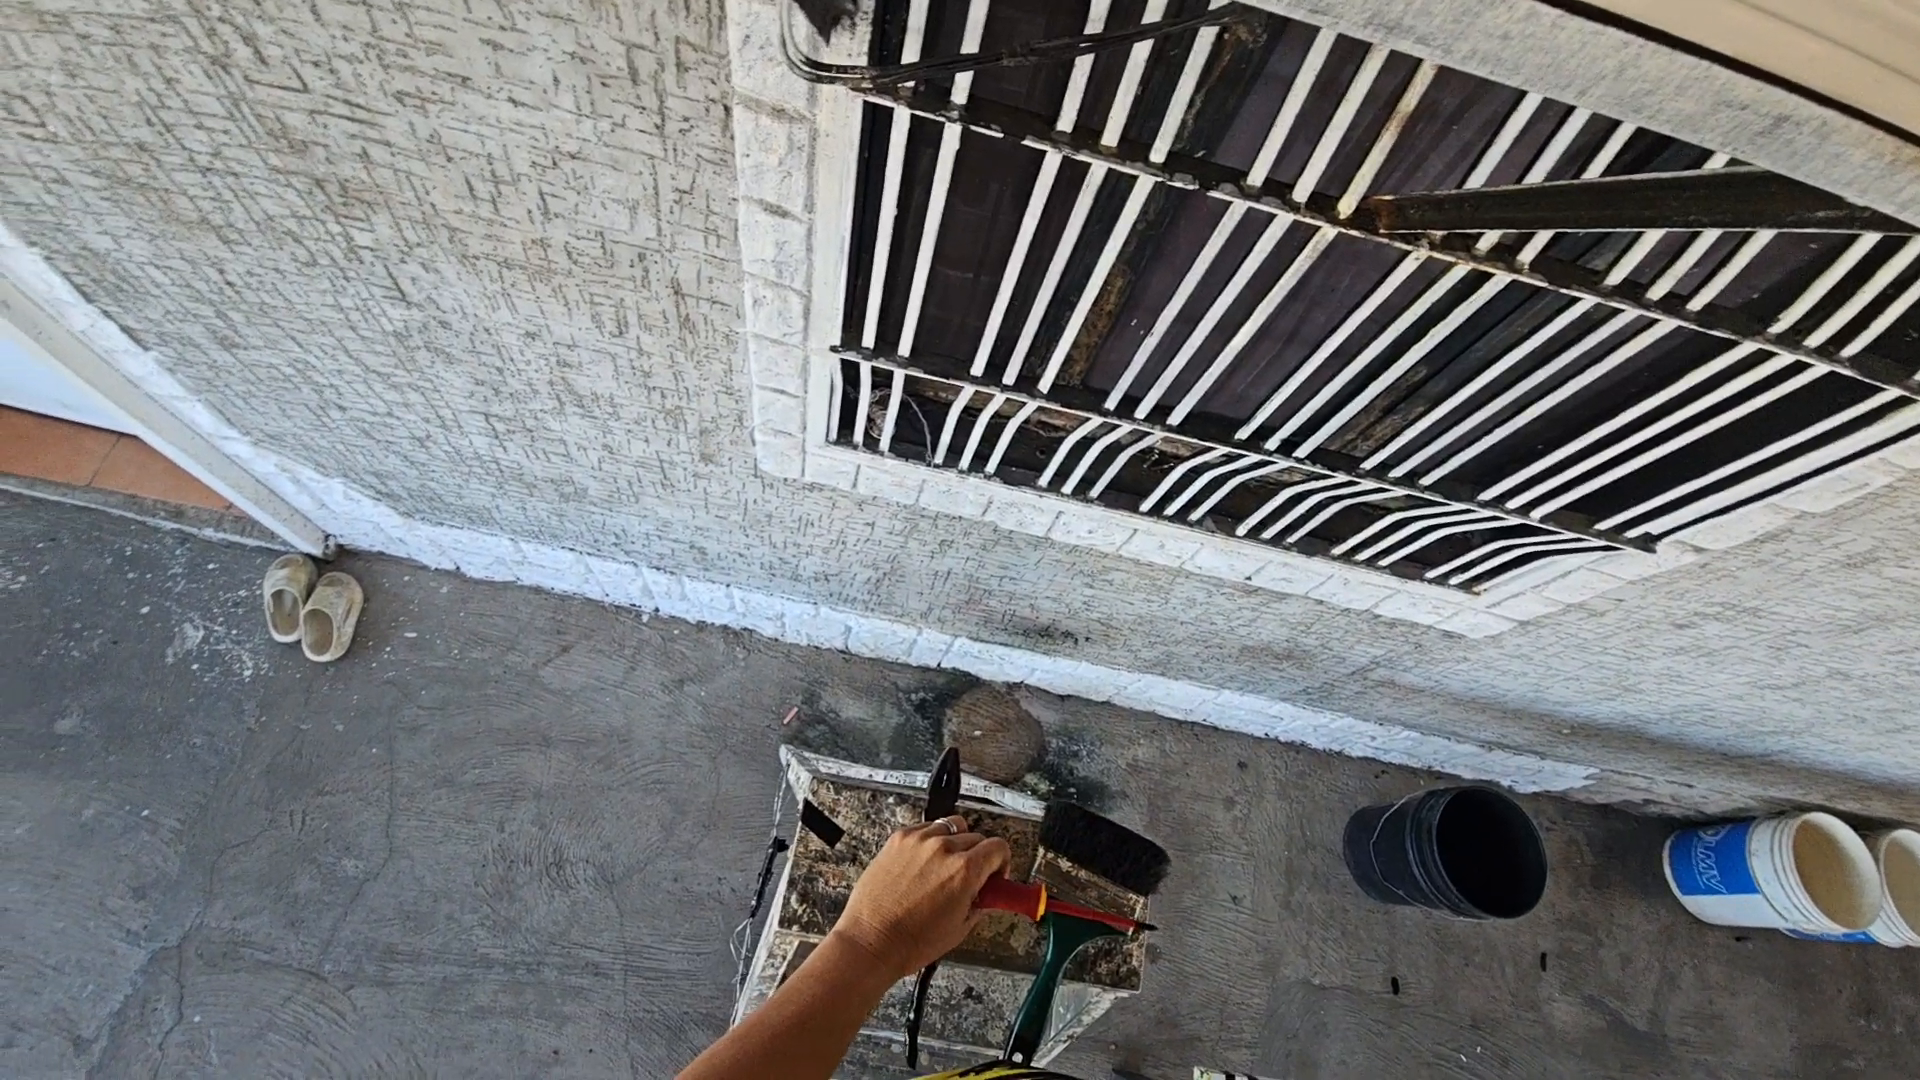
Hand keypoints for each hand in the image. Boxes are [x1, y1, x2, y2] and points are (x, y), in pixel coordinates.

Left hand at [829, 815, 1012, 978]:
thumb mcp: (959, 929)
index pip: (998, 847)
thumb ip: (981, 904)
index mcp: (964, 870)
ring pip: (952, 826)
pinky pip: (926, 828)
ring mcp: (920, 840)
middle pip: (977, 837)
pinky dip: (931, 840)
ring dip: (956, 842)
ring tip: (945, 866)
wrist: (871, 940)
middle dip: (979, 857)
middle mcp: (944, 848)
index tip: (995, 874)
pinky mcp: (900, 838)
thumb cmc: (911, 942)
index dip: (1001, 862)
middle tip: (970, 877)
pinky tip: (924, 862)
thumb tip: (991, 894)